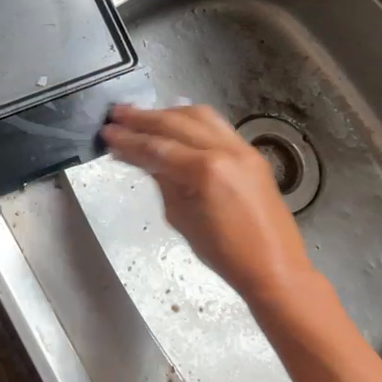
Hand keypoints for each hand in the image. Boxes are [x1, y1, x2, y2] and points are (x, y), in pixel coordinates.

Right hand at [101, 104, 314, 299]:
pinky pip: (217, 126)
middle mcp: (225, 150)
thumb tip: (141, 156)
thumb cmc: (223, 253)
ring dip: (168, 113)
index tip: (106, 133)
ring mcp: (242, 149)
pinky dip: (192, 120)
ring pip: (199, 116)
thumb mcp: (180, 217)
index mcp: (205, 171)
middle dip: (143, 118)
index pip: (157, 147)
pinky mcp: (251, 153)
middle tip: (117, 114)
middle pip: (176, 123)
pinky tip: (175, 122)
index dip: (128, 140)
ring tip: (143, 115)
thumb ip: (162, 180)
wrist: (275, 268)